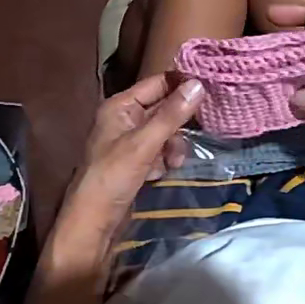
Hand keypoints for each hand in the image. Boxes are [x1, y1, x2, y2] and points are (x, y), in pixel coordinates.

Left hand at [54, 72, 205, 249]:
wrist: (93, 221)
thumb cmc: (113, 176)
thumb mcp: (144, 143)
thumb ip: (171, 114)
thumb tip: (199, 84)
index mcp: (120, 106)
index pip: (157, 83)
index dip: (182, 85)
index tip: (211, 89)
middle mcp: (125, 118)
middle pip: (164, 108)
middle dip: (179, 124)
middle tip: (194, 133)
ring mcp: (131, 141)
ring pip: (166, 132)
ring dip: (173, 146)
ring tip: (172, 162)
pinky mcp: (137, 161)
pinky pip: (160, 151)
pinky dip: (164, 160)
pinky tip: (160, 173)